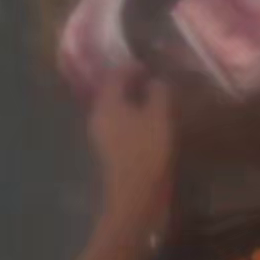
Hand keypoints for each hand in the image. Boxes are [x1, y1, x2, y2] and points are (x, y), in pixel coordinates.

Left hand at [88, 67, 172, 232]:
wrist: (137, 195)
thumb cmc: (148, 150)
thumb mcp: (159, 116)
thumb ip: (158, 93)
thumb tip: (156, 81)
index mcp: (107, 104)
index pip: (115, 75)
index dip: (132, 67)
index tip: (150, 63)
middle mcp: (99, 117)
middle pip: (113, 92)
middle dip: (131, 82)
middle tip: (155, 77)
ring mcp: (103, 135)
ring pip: (117, 108)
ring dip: (134, 100)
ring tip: (157, 97)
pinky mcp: (112, 150)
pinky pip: (122, 123)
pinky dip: (135, 115)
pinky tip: (152, 119)